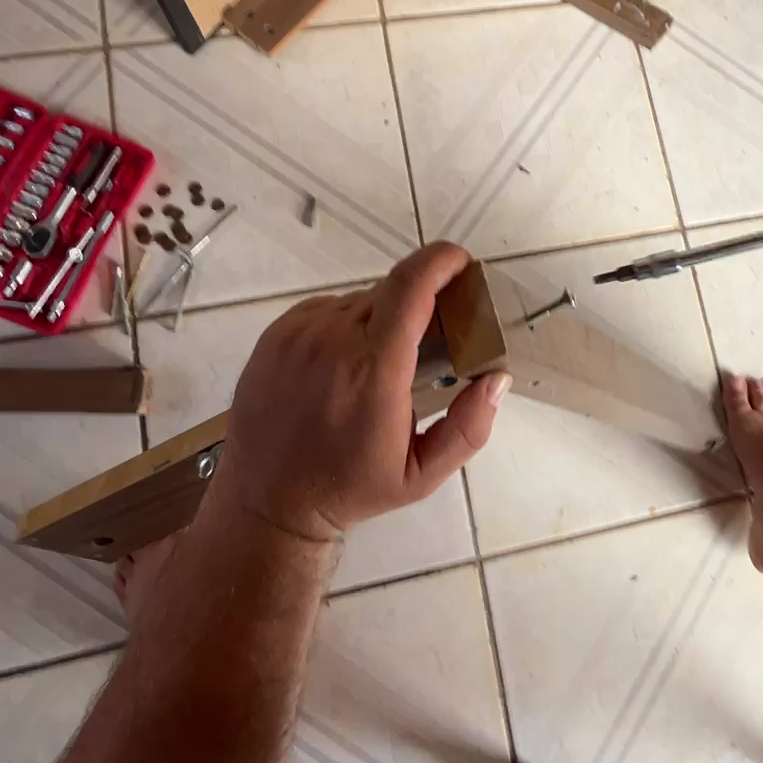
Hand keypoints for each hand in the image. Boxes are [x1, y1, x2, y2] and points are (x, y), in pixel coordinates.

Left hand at [216, 242, 511, 541]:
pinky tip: (344, 362)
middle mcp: (332, 341)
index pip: (411, 288)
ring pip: (359, 300)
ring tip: (380, 363)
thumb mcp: (421, 475)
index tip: (461, 262)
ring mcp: (298, 333)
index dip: (441, 262)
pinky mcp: (276, 334)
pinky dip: (347, 324)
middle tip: (431, 335)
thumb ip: (468, 428)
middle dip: (420, 301)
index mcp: (373, 371)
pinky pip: (327, 309)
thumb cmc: (351, 488)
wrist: (265, 501)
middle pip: (391, 291)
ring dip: (382, 318)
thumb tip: (497, 378)